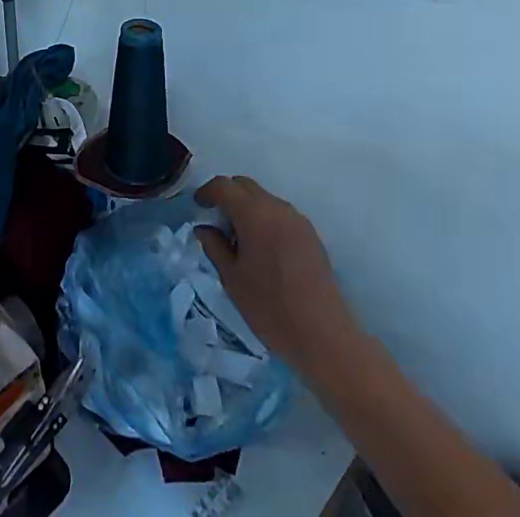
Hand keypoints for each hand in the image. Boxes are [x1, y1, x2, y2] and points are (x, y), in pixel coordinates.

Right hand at [194, 176, 358, 373]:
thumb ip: (214, 246)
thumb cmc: (269, 306)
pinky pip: (280, 214)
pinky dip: (264, 218)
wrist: (321, 333)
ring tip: (238, 238)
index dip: (207, 192)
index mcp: (254, 214)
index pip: (224, 186)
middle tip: (215, 220)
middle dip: (227, 195)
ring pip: (264, 199)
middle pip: (245, 186)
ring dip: (247, 207)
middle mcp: (278, 208)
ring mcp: (298, 220)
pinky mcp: (310, 234)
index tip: (198, 206)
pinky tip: (261, 248)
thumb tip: (203, 228)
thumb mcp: (232, 278)